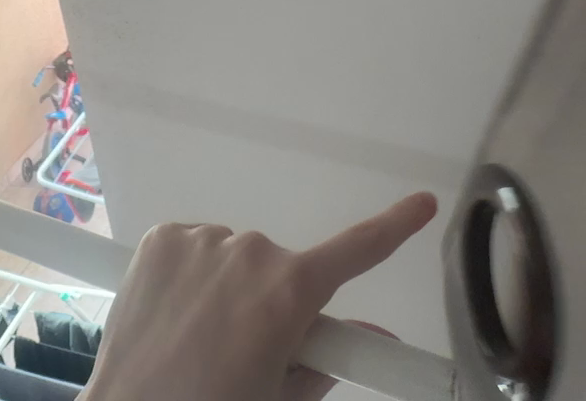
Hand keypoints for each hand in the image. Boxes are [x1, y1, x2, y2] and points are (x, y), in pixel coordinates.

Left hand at [82, 193, 438, 400]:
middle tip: (242, 347)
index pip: (357, 251)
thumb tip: (374, 339)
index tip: (423, 203)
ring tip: (199, 334)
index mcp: (289, 293)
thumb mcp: (281, 396)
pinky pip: (196, 247)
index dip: (395, 226)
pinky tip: (176, 311)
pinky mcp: (162, 236)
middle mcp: (250, 250)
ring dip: (228, 285)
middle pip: (280, 268)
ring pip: (234, 256)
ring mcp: (202, 238)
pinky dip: (192, 273)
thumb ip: (329, 361)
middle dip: (273, 300)